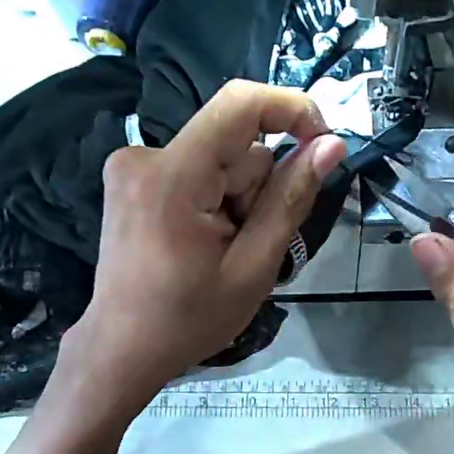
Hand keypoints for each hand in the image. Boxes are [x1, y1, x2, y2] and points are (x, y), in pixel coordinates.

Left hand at [66, 80, 345, 405]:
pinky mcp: (134, 176)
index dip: (292, 110)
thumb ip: (291, 199)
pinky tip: (205, 239)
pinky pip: (200, 169)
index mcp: (173, 176)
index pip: (240, 105)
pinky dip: (217, 199)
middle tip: (249, 243)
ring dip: (239, 197)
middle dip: (259, 186)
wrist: (122, 348)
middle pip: (236, 144)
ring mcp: (134, 164)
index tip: (323, 145)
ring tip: (224, 248)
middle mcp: (146, 155)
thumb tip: (331, 145)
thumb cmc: (188, 318)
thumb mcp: (253, 267)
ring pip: (221, 159)